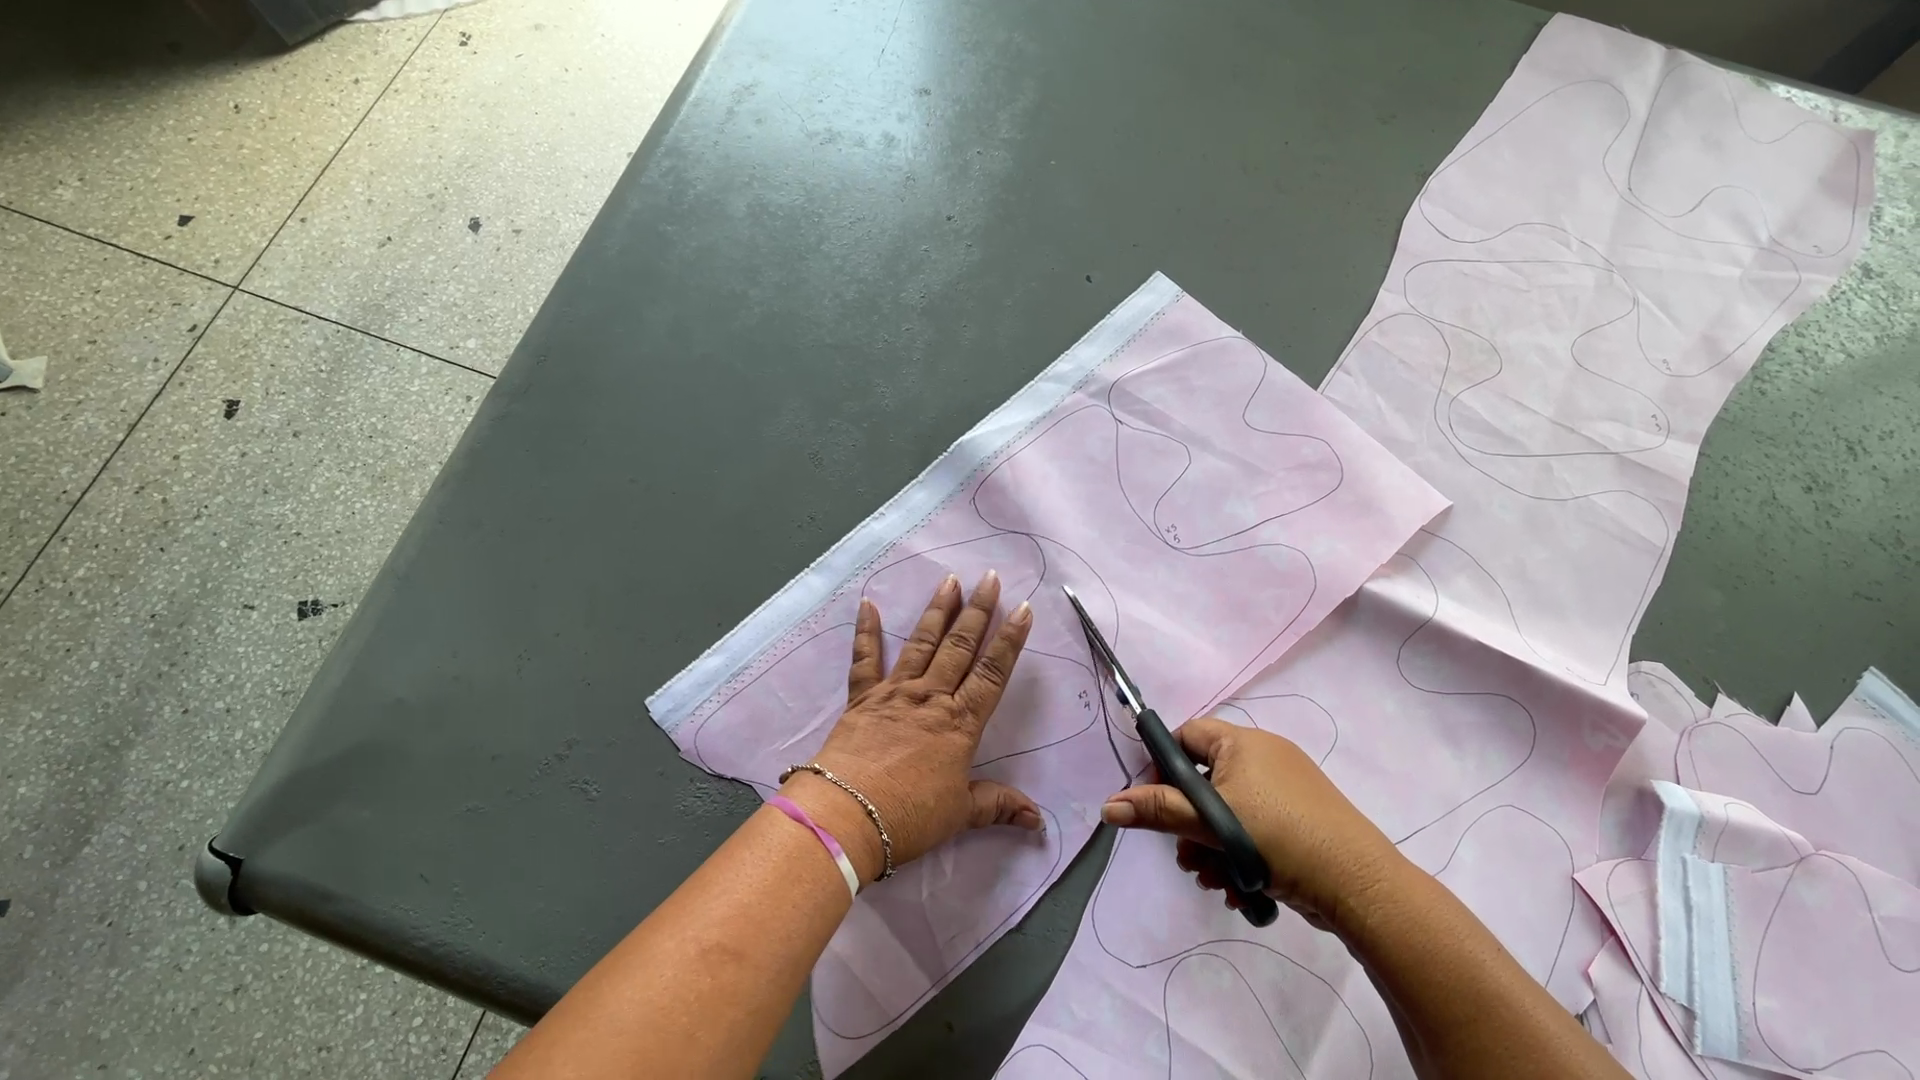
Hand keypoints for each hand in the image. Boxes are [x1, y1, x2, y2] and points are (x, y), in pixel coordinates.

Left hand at [780, 571, 1043, 882]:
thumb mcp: (960, 813)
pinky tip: (869, 605)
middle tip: (989, 577)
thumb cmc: (909, 816)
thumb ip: (997, 806)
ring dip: (937, 611)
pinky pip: (865, 659)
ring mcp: (894, 693)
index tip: (1023, 608)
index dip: (1011, 640)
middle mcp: (930, 698)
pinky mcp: (861, 699)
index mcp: (960, 723)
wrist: (847, 815)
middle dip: (978, 611)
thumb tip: (1037, 820)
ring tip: (950, 580)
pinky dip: (867, 631)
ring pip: (921, 644)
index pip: (992, 673)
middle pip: (960, 647)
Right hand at [1099, 717, 1405, 930]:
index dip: (1163, 765)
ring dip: (1209, 845)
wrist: (1358, 884)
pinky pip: (1254, 828)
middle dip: (1186, 821)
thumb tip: (1107, 806)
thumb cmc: (1280, 837)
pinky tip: (1236, 887)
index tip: (1154, 803)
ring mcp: (1285, 790)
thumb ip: (1157, 811)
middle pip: (1204, 780)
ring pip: (1227, 811)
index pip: (1188, 735)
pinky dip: (1238, 854)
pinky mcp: (1299, 821)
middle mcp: (1264, 757)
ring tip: (1210, 877)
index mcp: (1243, 743)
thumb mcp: (1211, 823)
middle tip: (1183, 854)